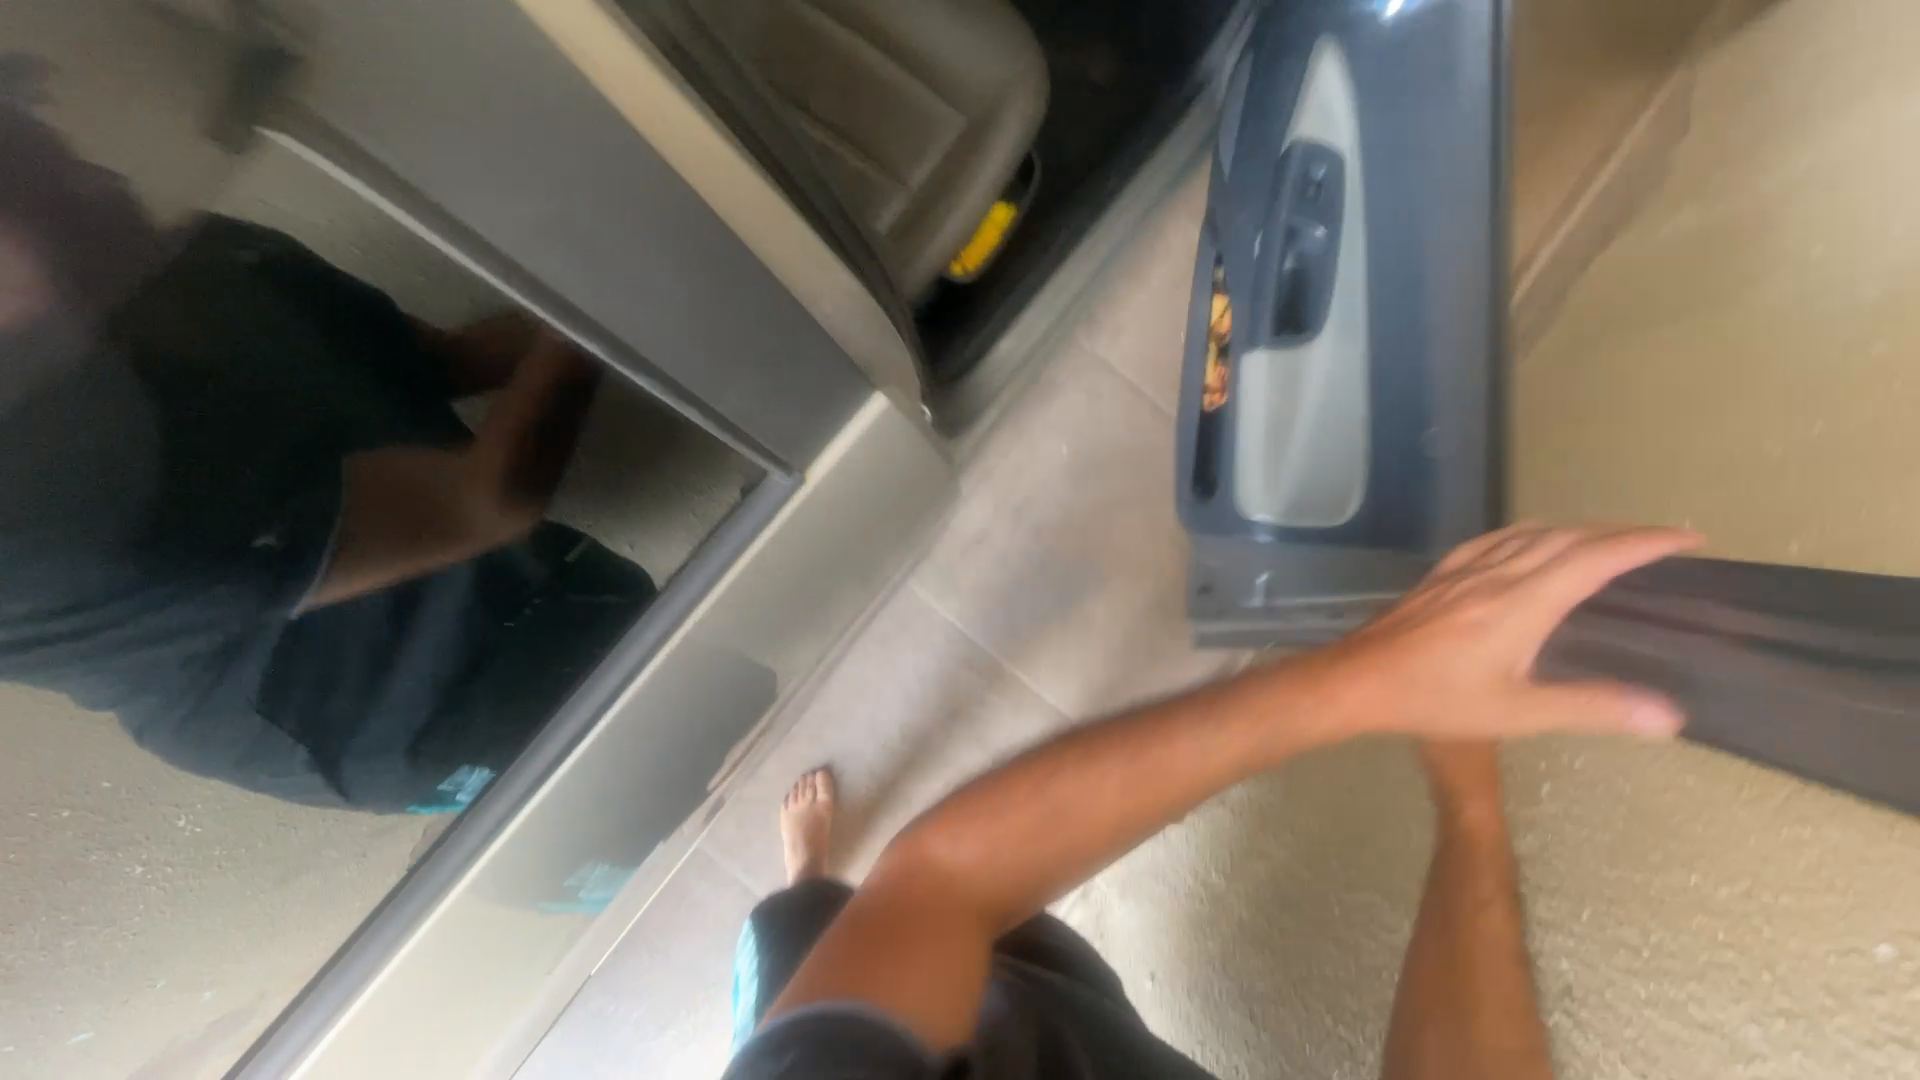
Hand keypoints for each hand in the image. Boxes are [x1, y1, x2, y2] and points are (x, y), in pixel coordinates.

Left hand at [1301, 523, 1701, 742]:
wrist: (1357, 681)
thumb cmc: (1434, 699)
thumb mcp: (1517, 713)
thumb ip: (1590, 708)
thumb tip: (1667, 716)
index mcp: (1520, 603)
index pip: (1594, 558)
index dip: (1644, 542)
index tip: (1687, 538)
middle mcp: (1492, 576)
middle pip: (1563, 538)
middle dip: (1615, 533)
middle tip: (1657, 540)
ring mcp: (1458, 575)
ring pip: (1523, 535)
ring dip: (1569, 530)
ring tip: (1600, 540)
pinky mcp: (1434, 580)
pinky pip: (1486, 543)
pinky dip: (1520, 536)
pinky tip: (1519, 546)